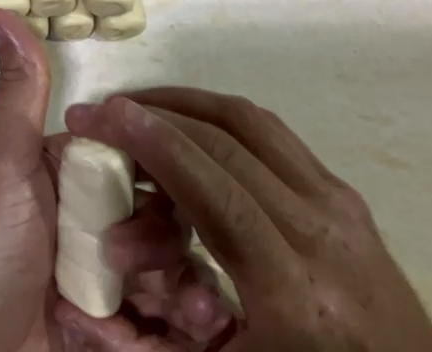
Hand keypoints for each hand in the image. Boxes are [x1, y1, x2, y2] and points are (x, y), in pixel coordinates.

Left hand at [0, 12, 211, 351]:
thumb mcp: (4, 159)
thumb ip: (19, 91)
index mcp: (87, 174)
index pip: (156, 166)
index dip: (173, 183)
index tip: (164, 202)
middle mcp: (108, 219)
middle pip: (176, 227)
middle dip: (165, 253)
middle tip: (127, 272)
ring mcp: (116, 275)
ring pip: (183, 280)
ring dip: (182, 303)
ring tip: (162, 322)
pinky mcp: (121, 326)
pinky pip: (170, 329)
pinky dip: (165, 339)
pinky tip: (141, 343)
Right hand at [60, 89, 431, 351]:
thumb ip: (155, 339)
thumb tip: (87, 295)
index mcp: (293, 293)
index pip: (215, 190)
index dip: (153, 143)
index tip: (100, 115)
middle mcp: (321, 236)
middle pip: (226, 144)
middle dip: (152, 115)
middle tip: (100, 112)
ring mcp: (339, 208)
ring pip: (250, 122)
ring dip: (184, 104)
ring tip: (134, 110)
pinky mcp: (344, 197)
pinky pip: (271, 135)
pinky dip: (216, 118)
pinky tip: (184, 128)